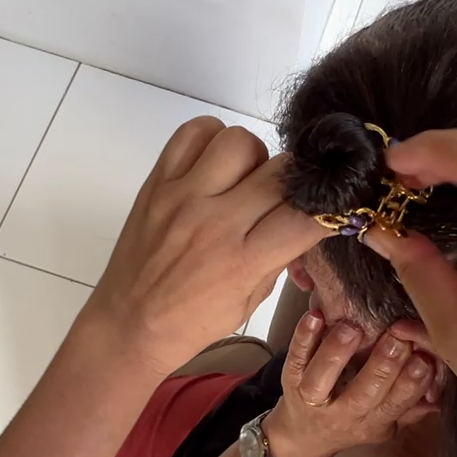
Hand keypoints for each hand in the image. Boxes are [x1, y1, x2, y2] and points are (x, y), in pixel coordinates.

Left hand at [78, 118, 328, 376]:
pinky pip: (193, 132)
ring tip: (245, 181)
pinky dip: (212, 140)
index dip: (327, 209)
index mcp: (242, 262)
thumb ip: (278, 258)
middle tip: (284, 200)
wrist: (127, 324)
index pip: (306, 216)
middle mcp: (214, 223)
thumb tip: (304, 222)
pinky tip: (214, 166)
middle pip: (281, 171)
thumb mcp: (249, 303)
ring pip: (240, 140)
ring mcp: (183, 197)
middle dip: (295, 184)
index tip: (329, 210)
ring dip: (254, 158)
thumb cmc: (190, 323)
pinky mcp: (157, 182)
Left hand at [261, 312, 435, 456]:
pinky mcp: (289, 379)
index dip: (411, 384)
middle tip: (398, 338)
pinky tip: (315, 316)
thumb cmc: (352, 423)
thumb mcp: (384, 424)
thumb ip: (412, 409)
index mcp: (373, 422)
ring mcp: (313, 397)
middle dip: (382, 366)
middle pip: (363, 393)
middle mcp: (343, 413)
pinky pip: (294, 358)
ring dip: (338, 353)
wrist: (301, 438)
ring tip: (353, 329)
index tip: (426, 360)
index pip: (395, 405)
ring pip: (323, 378)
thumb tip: (444, 396)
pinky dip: (303, 337)